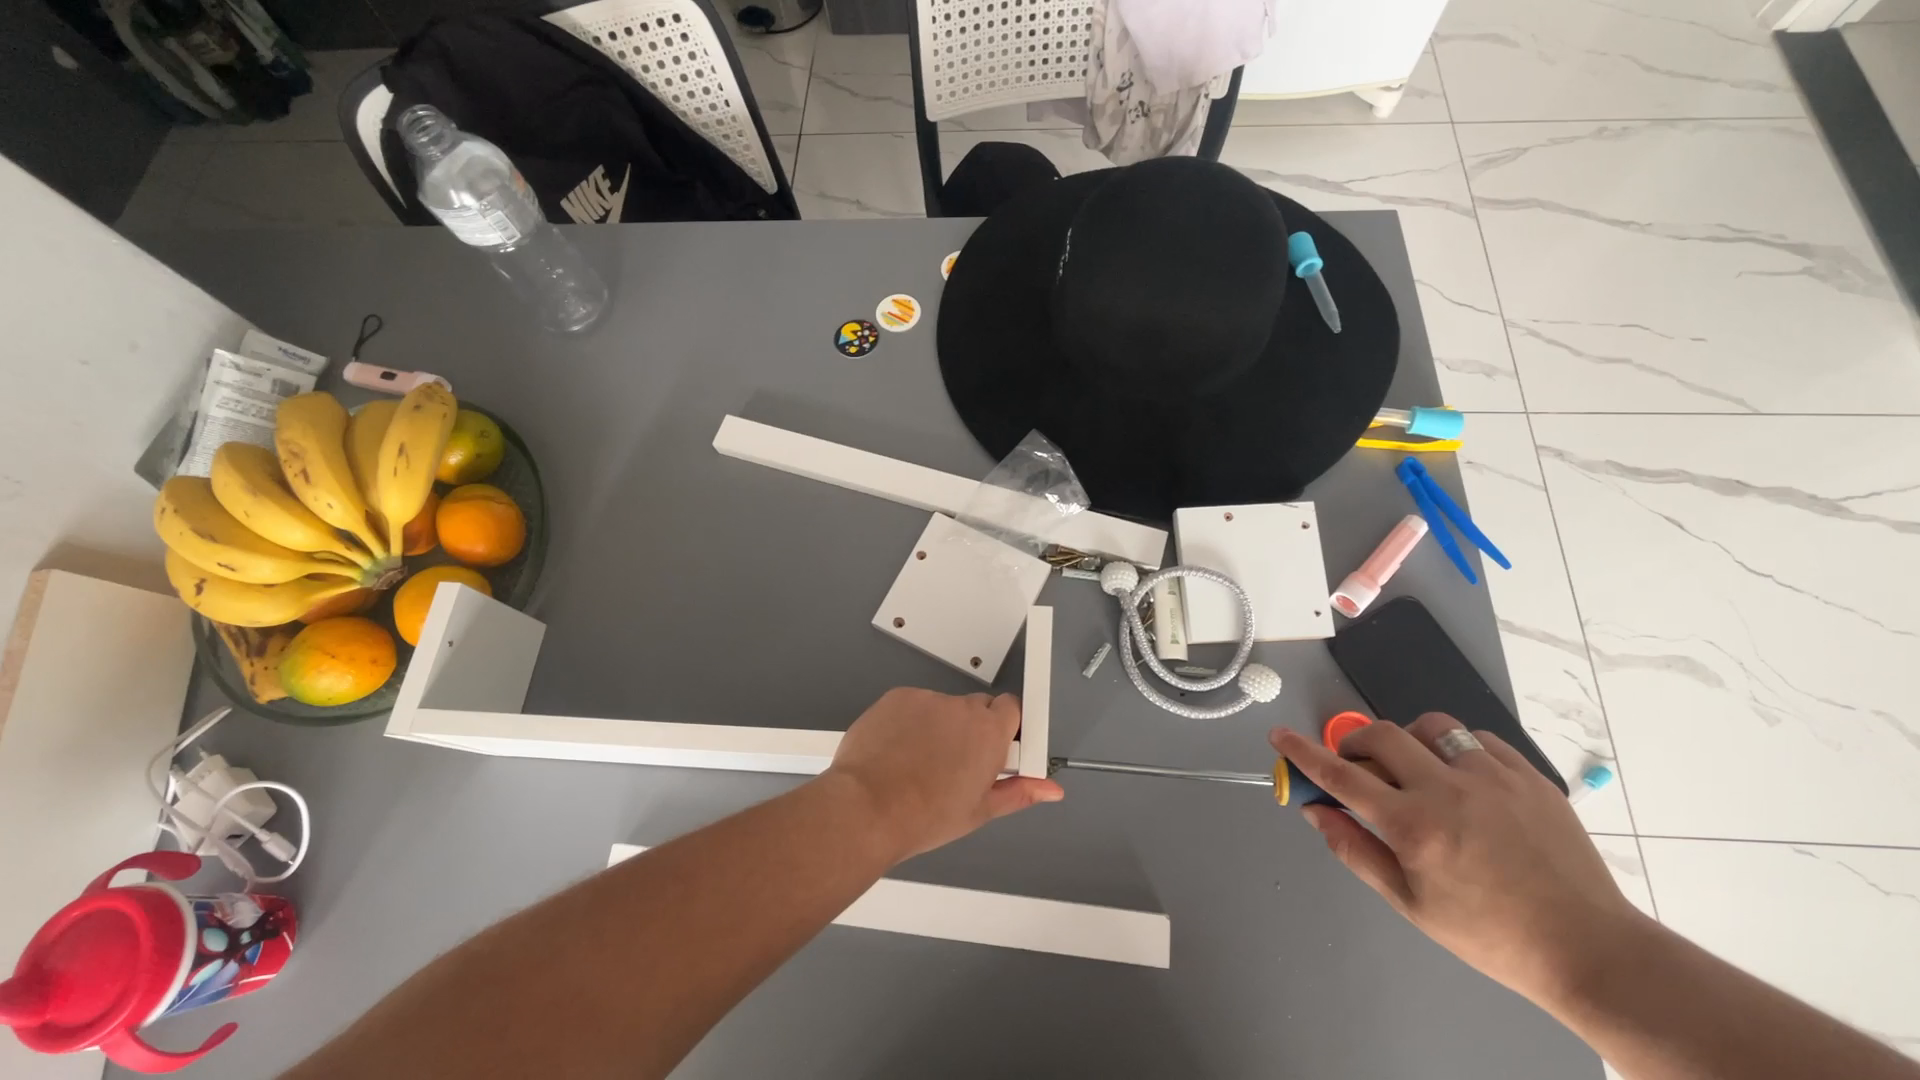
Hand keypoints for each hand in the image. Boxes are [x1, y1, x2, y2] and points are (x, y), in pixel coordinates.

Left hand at [827, 688, 1062, 862]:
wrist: (868, 808)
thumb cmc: (922, 815)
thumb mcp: (980, 810)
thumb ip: (1020, 792)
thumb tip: (1049, 789)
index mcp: (989, 733)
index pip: (1012, 708)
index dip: (1004, 727)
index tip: (997, 747)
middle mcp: (962, 708)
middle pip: (978, 707)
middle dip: (972, 729)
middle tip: (957, 763)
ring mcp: (927, 700)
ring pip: (942, 708)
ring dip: (938, 727)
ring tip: (919, 763)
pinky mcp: (898, 697)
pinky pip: (912, 704)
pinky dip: (908, 722)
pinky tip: (898, 753)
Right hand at [1271, 714, 1650, 1001]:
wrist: (1587, 947)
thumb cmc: (1489, 934)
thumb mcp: (1410, 903)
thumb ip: (1356, 850)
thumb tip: (1315, 811)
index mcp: (1414, 826)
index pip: (1341, 775)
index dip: (1303, 753)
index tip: (1279, 736)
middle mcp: (1449, 789)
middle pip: (1381, 736)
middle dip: (1354, 743)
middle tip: (1353, 764)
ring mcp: (1493, 777)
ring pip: (1431, 727)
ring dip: (1407, 740)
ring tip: (1413, 769)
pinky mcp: (1529, 776)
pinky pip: (1478, 739)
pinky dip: (1455, 748)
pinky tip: (1461, 777)